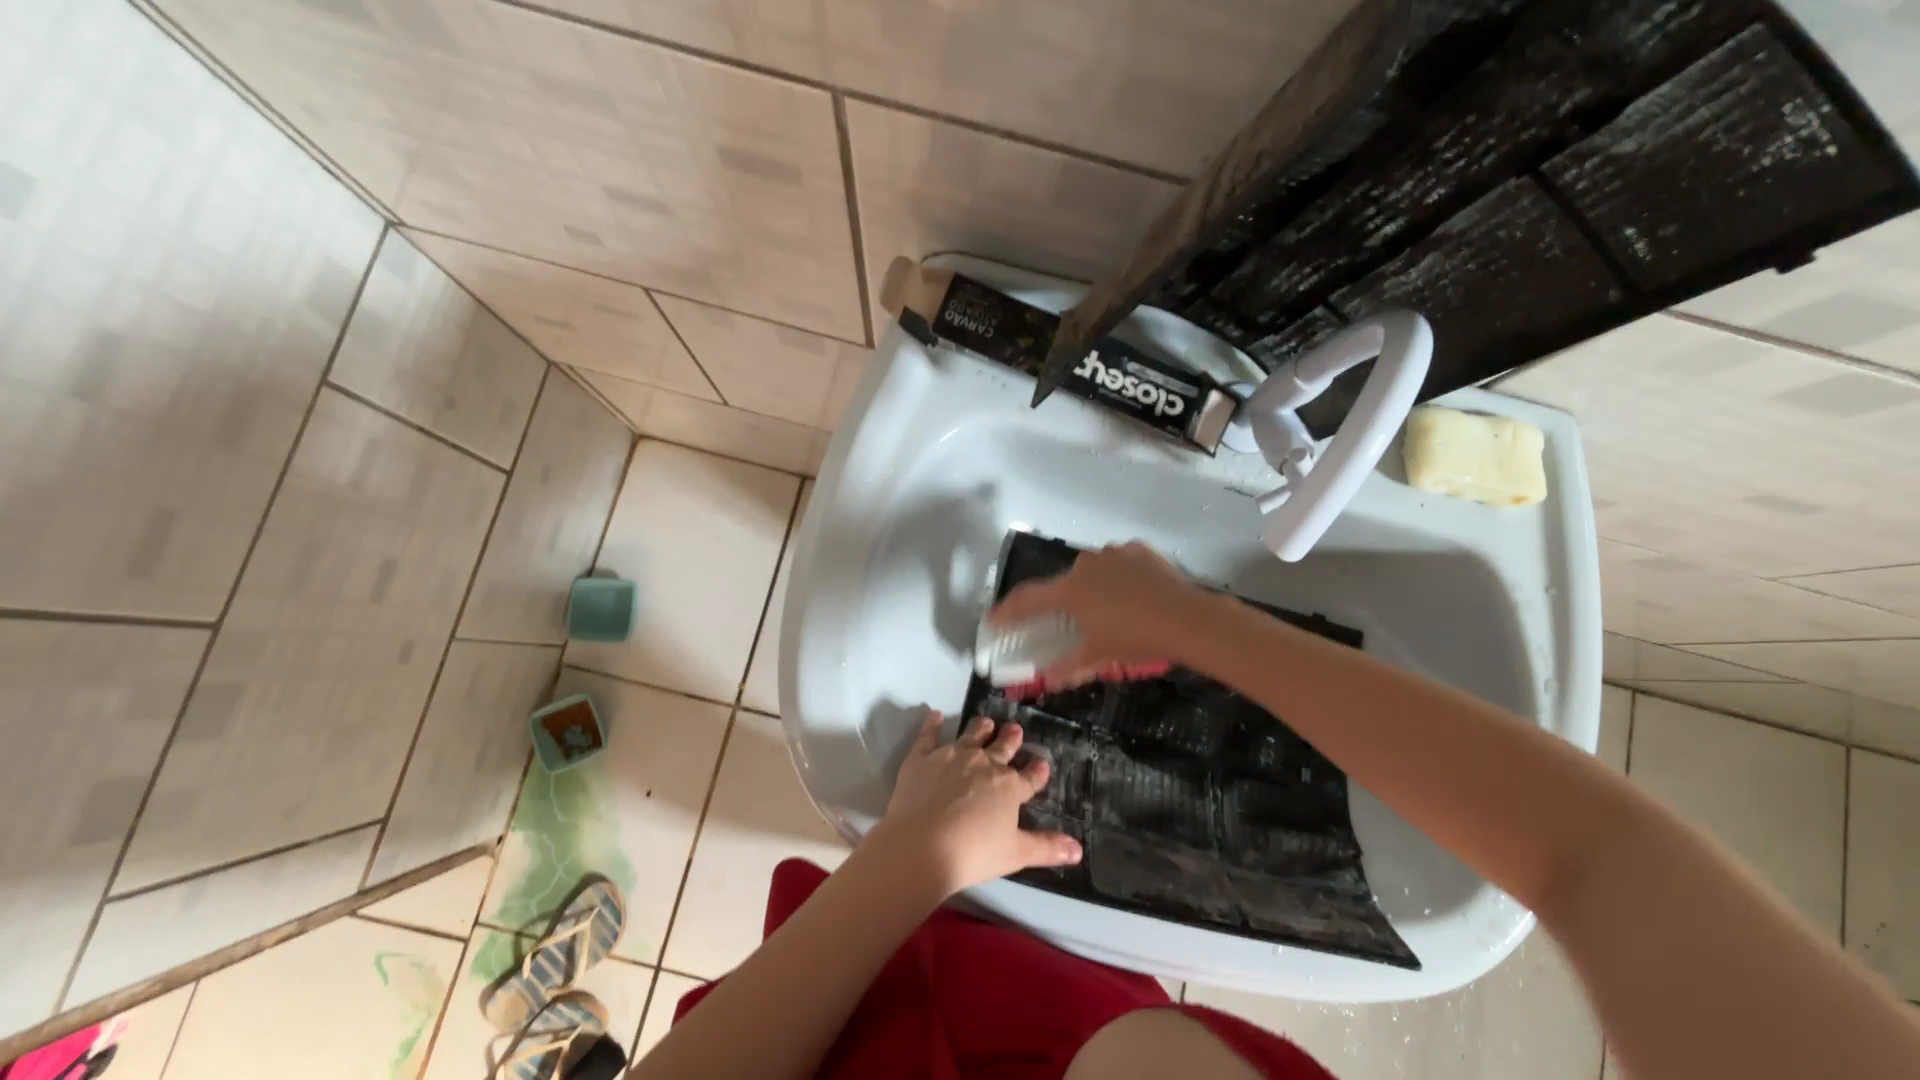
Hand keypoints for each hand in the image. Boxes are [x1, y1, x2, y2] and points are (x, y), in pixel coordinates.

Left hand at [876, 712, 1081, 896]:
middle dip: (1011, 739)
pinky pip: (928, 736)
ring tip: (986, 722)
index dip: (1037, 771)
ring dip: (981, 728)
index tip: (1042, 763)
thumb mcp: (1016, 854)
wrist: (922, 846)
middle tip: (1015, 729)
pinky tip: (935, 715)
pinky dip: (932, 725)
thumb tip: (1079, 849)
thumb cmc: (973, 853)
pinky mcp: (922, 758)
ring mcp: (952, 757)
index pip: (1030, 776)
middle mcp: (983, 764)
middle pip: (1002, 748)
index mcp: (1009, 786)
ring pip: (971, 736)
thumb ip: (1047, 848)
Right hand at [988, 541, 1213, 684]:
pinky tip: (1134, 593)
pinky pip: (1120, 562)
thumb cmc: (1136, 639)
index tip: (993, 618)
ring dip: (1095, 586)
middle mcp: (1085, 565)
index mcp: (1070, 591)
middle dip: (1065, 601)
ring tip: (1111, 609)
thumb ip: (1069, 667)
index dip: (1008, 610)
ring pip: (1094, 570)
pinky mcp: (1139, 549)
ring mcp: (1114, 553)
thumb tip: (1047, 680)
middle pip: (1065, 584)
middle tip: (1074, 620)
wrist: (1186, 618)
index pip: (1028, 599)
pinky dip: (1121, 576)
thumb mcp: (1099, 656)